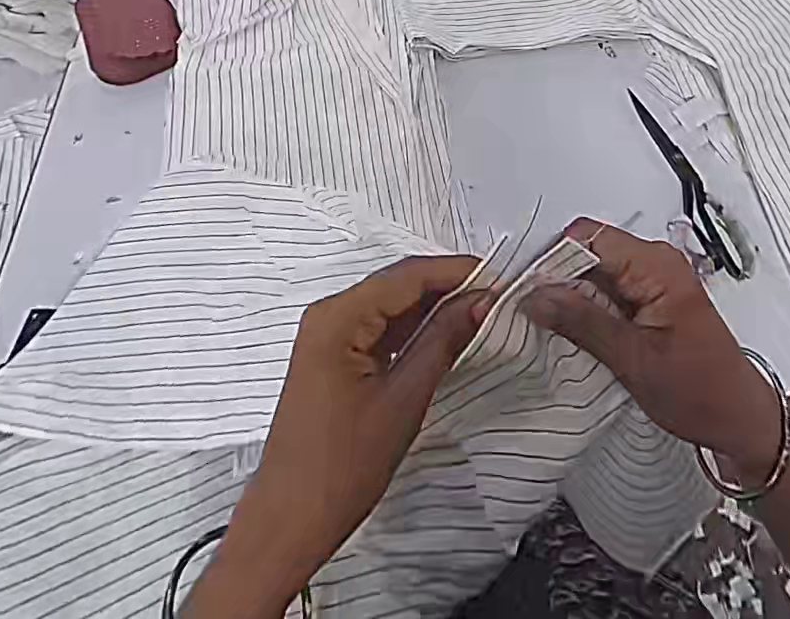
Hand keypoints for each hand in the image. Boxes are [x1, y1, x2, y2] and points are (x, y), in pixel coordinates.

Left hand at [184, 255, 490, 618]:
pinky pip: (380, 328)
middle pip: (397, 285)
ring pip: (390, 306)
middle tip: (496, 294)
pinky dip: (414, 329)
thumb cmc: (344, 464)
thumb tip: (481, 300)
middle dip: (447, 286)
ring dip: (433, 307)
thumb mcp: (404, 398)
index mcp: (338, 316)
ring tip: (481, 310)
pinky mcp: (335, 356)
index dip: (455, 271)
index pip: (406, 275)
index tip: (499, 276)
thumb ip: (443, 339)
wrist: (291, 520)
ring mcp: (330, 335)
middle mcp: (330, 314)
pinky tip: (446, 332)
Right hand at [521, 219, 783, 480]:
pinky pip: (603, 286)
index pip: (587, 237)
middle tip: (528, 309)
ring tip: (545, 323)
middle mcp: (653, 262)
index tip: (526, 287)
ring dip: (567, 293)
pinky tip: (569, 329)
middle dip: (554, 277)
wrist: (742, 420)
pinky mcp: (645, 295)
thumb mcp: (634, 360)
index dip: (551, 258)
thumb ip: (582, 322)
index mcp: (656, 266)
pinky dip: (583, 305)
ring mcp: (650, 277)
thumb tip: (535, 295)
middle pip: (586, 250)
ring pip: (590, 269)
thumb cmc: (703, 392)